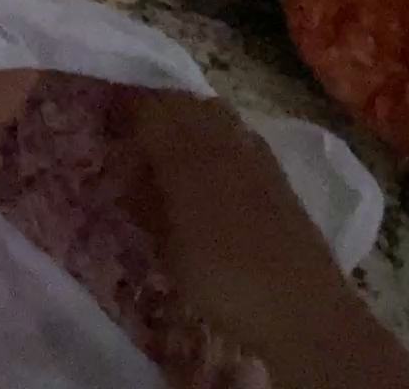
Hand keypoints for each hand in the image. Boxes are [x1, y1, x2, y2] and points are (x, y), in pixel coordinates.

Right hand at [137, 92, 408, 388]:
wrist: (303, 310)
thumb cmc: (223, 281)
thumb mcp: (166, 249)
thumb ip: (144, 203)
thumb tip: (127, 175)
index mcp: (184, 156)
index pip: (147, 108)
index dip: (123, 105)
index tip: (105, 114)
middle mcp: (217, 140)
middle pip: (179, 99)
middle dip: (152, 103)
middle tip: (131, 123)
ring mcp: (251, 149)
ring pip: (210, 106)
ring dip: (185, 110)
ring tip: (170, 135)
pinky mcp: (274, 166)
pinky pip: (236, 127)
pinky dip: (216, 127)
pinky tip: (212, 153)